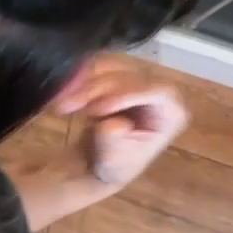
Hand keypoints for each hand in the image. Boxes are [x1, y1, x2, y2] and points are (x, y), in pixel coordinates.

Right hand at [53, 56, 189, 184]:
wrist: (98, 161)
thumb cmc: (113, 165)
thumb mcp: (113, 160)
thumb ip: (114, 141)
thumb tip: (112, 124)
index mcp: (172, 112)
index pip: (158, 92)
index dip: (127, 94)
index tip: (95, 110)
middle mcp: (159, 91)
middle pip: (131, 75)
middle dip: (97, 89)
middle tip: (67, 108)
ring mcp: (138, 80)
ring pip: (112, 67)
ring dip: (82, 83)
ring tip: (61, 106)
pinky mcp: (117, 76)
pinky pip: (97, 67)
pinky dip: (77, 78)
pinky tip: (61, 94)